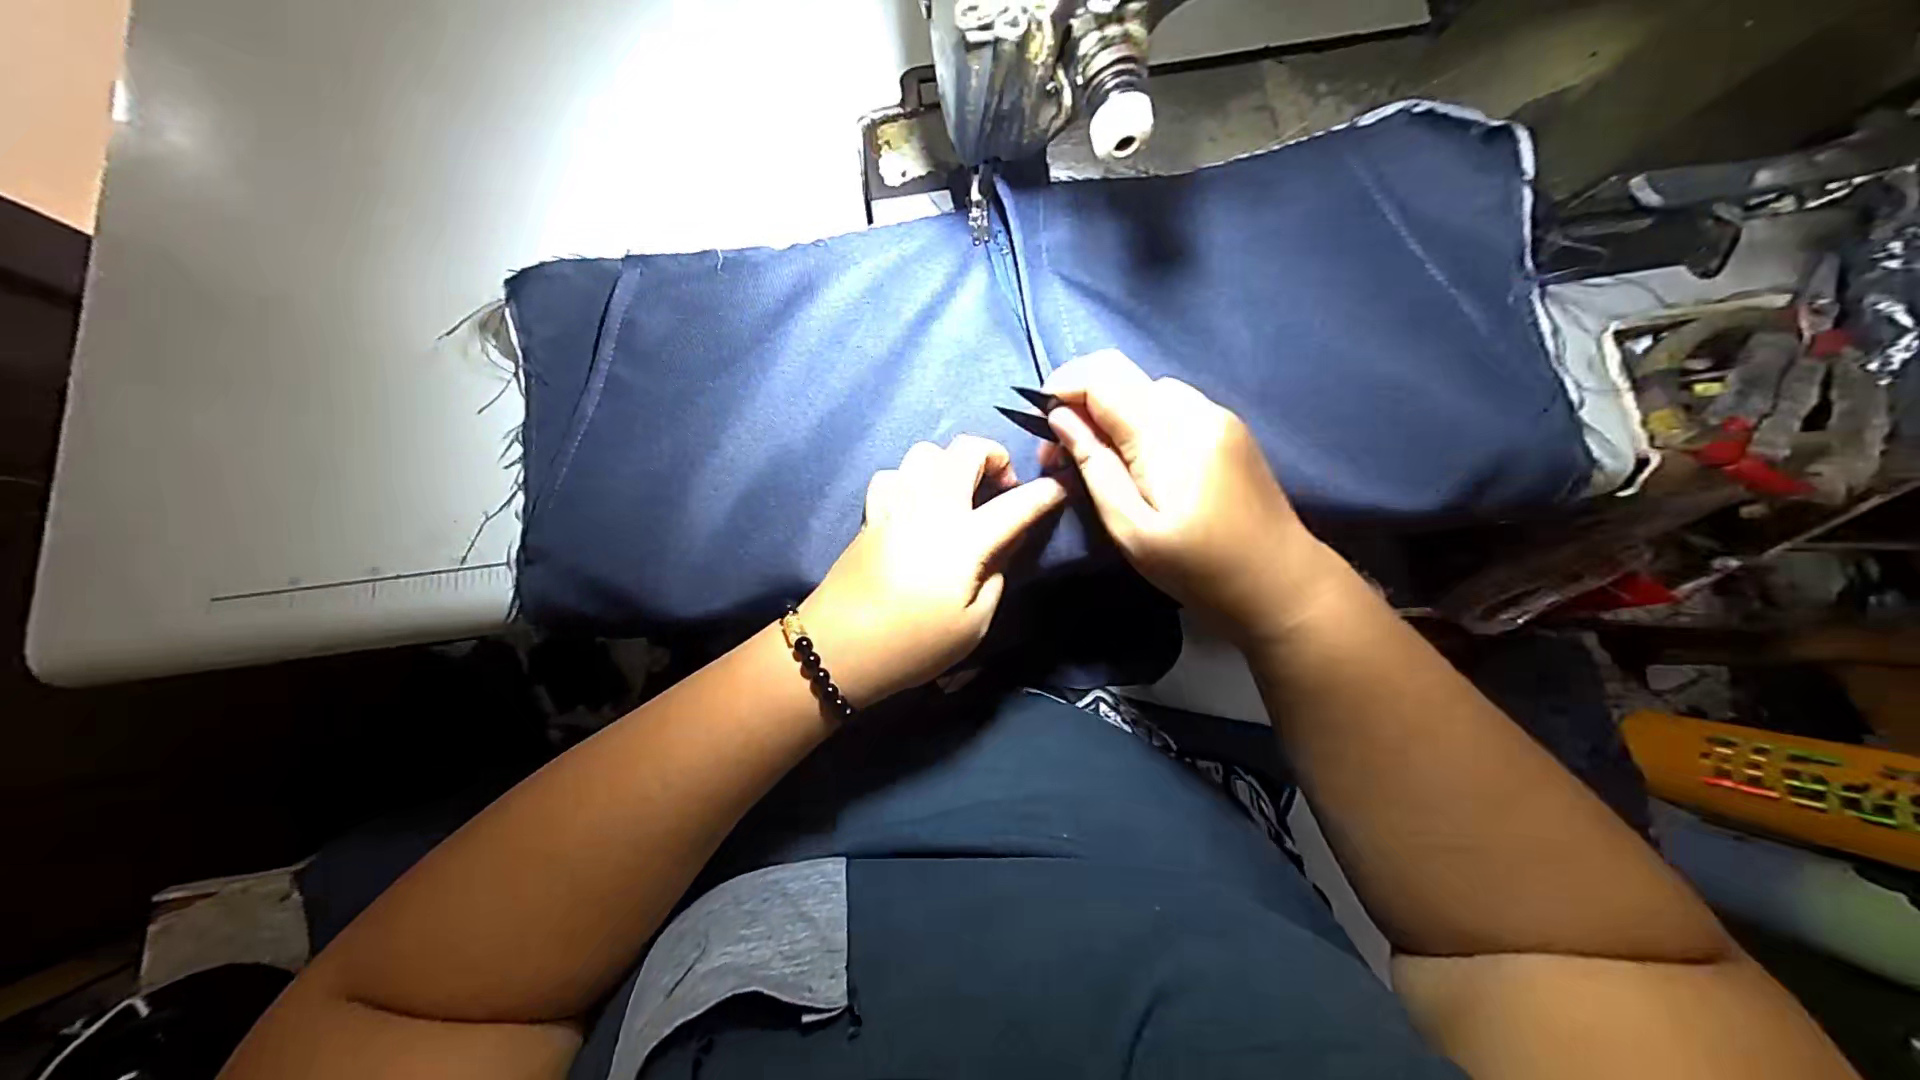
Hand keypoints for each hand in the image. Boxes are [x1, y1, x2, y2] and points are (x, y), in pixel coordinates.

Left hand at [799, 436, 1066, 706]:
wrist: (839, 648)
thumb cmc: (914, 644)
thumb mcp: (973, 624)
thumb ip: (997, 574)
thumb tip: (1007, 541)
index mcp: (965, 538)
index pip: (1018, 503)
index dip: (1047, 493)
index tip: (1061, 490)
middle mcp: (931, 507)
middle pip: (966, 450)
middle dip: (994, 456)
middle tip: (1001, 488)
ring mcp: (896, 504)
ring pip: (926, 451)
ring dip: (950, 463)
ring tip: (957, 494)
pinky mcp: (871, 513)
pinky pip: (894, 474)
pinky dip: (912, 479)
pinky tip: (915, 505)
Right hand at [1039, 350, 1347, 643]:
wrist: (1281, 582)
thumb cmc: (1198, 568)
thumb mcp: (1131, 528)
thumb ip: (1094, 466)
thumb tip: (1060, 417)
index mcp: (1170, 435)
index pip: (1103, 375)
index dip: (1062, 386)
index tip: (1040, 423)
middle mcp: (1196, 410)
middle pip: (1123, 375)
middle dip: (1081, 403)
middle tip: (1062, 455)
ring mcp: (1218, 416)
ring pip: (1146, 390)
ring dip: (1112, 414)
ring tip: (1100, 463)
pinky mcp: (1229, 429)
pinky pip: (1172, 407)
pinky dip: (1141, 422)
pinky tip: (1139, 461)